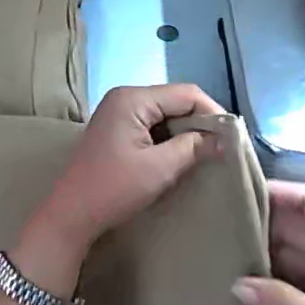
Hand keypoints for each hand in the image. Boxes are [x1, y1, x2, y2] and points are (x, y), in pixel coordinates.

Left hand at [30, 84, 225, 250]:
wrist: (72, 212)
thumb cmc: (114, 188)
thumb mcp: (159, 169)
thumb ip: (192, 148)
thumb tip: (223, 138)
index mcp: (132, 98)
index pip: (185, 93)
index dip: (212, 111)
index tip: (233, 138)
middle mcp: (125, 96)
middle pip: (175, 99)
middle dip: (200, 121)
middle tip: (224, 148)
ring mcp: (119, 110)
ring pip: (165, 112)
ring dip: (186, 130)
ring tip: (208, 153)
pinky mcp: (117, 126)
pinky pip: (152, 123)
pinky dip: (169, 136)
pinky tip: (183, 154)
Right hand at [233, 182, 304, 304]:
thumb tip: (236, 284)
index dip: (279, 191)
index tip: (238, 190)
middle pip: (303, 228)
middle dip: (265, 222)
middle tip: (219, 221)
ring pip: (300, 256)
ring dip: (268, 252)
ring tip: (225, 246)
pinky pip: (304, 284)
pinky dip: (279, 281)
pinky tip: (250, 282)